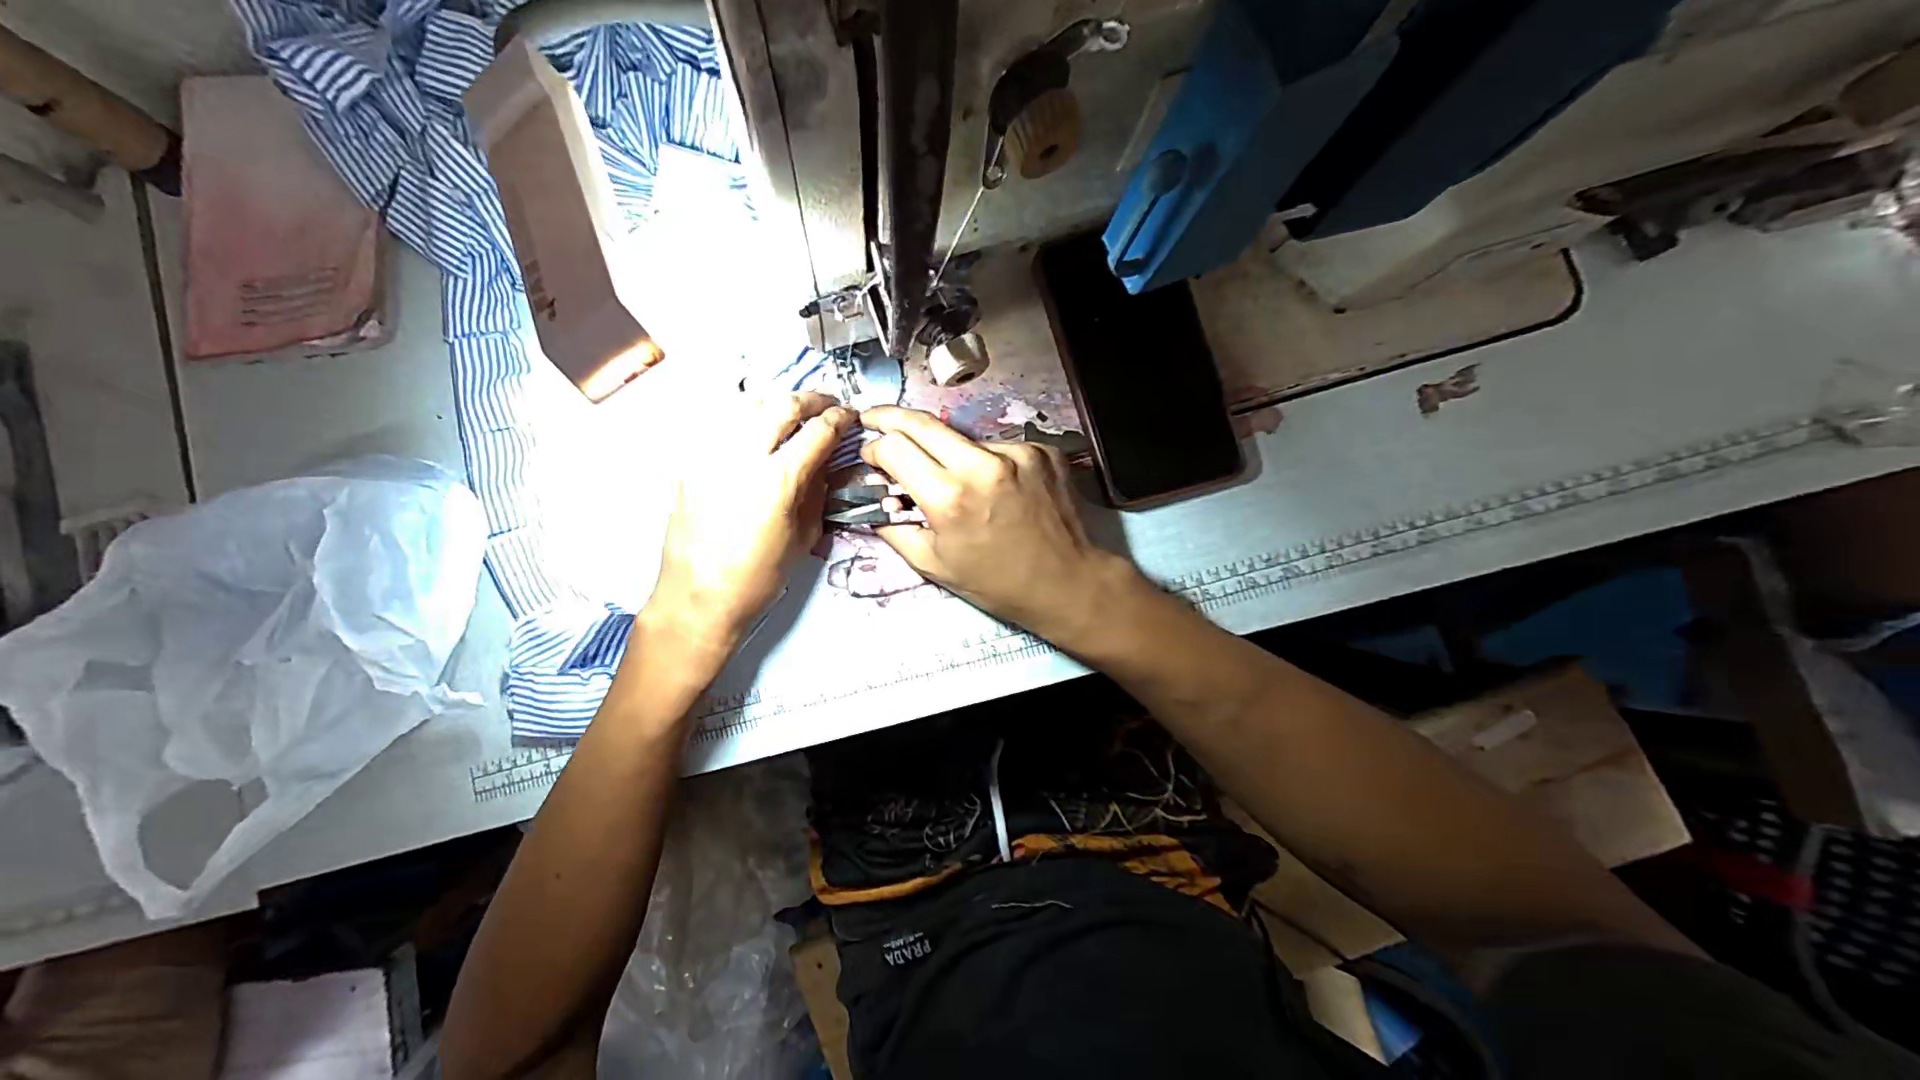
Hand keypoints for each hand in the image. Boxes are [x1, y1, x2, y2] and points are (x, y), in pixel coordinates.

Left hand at [644, 392, 857, 654]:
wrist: (699, 597)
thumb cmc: (757, 577)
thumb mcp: (804, 536)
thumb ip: (816, 491)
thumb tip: (823, 461)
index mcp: (778, 479)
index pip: (818, 430)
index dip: (840, 417)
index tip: (850, 415)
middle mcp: (742, 457)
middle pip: (782, 404)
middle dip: (811, 399)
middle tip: (825, 405)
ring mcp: (710, 455)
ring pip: (747, 404)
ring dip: (776, 402)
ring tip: (791, 412)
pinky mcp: (689, 462)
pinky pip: (720, 424)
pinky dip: (744, 417)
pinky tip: (754, 428)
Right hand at [859, 406, 1142, 638]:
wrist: (1066, 582)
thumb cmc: (997, 583)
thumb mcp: (934, 564)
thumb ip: (894, 528)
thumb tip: (874, 501)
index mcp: (949, 497)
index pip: (894, 447)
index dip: (874, 449)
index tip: (872, 456)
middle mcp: (982, 465)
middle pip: (921, 422)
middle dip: (890, 418)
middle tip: (874, 418)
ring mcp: (1016, 453)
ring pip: (961, 437)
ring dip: (947, 451)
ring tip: (957, 483)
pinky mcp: (1040, 450)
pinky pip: (997, 446)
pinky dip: (986, 462)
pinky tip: (994, 488)